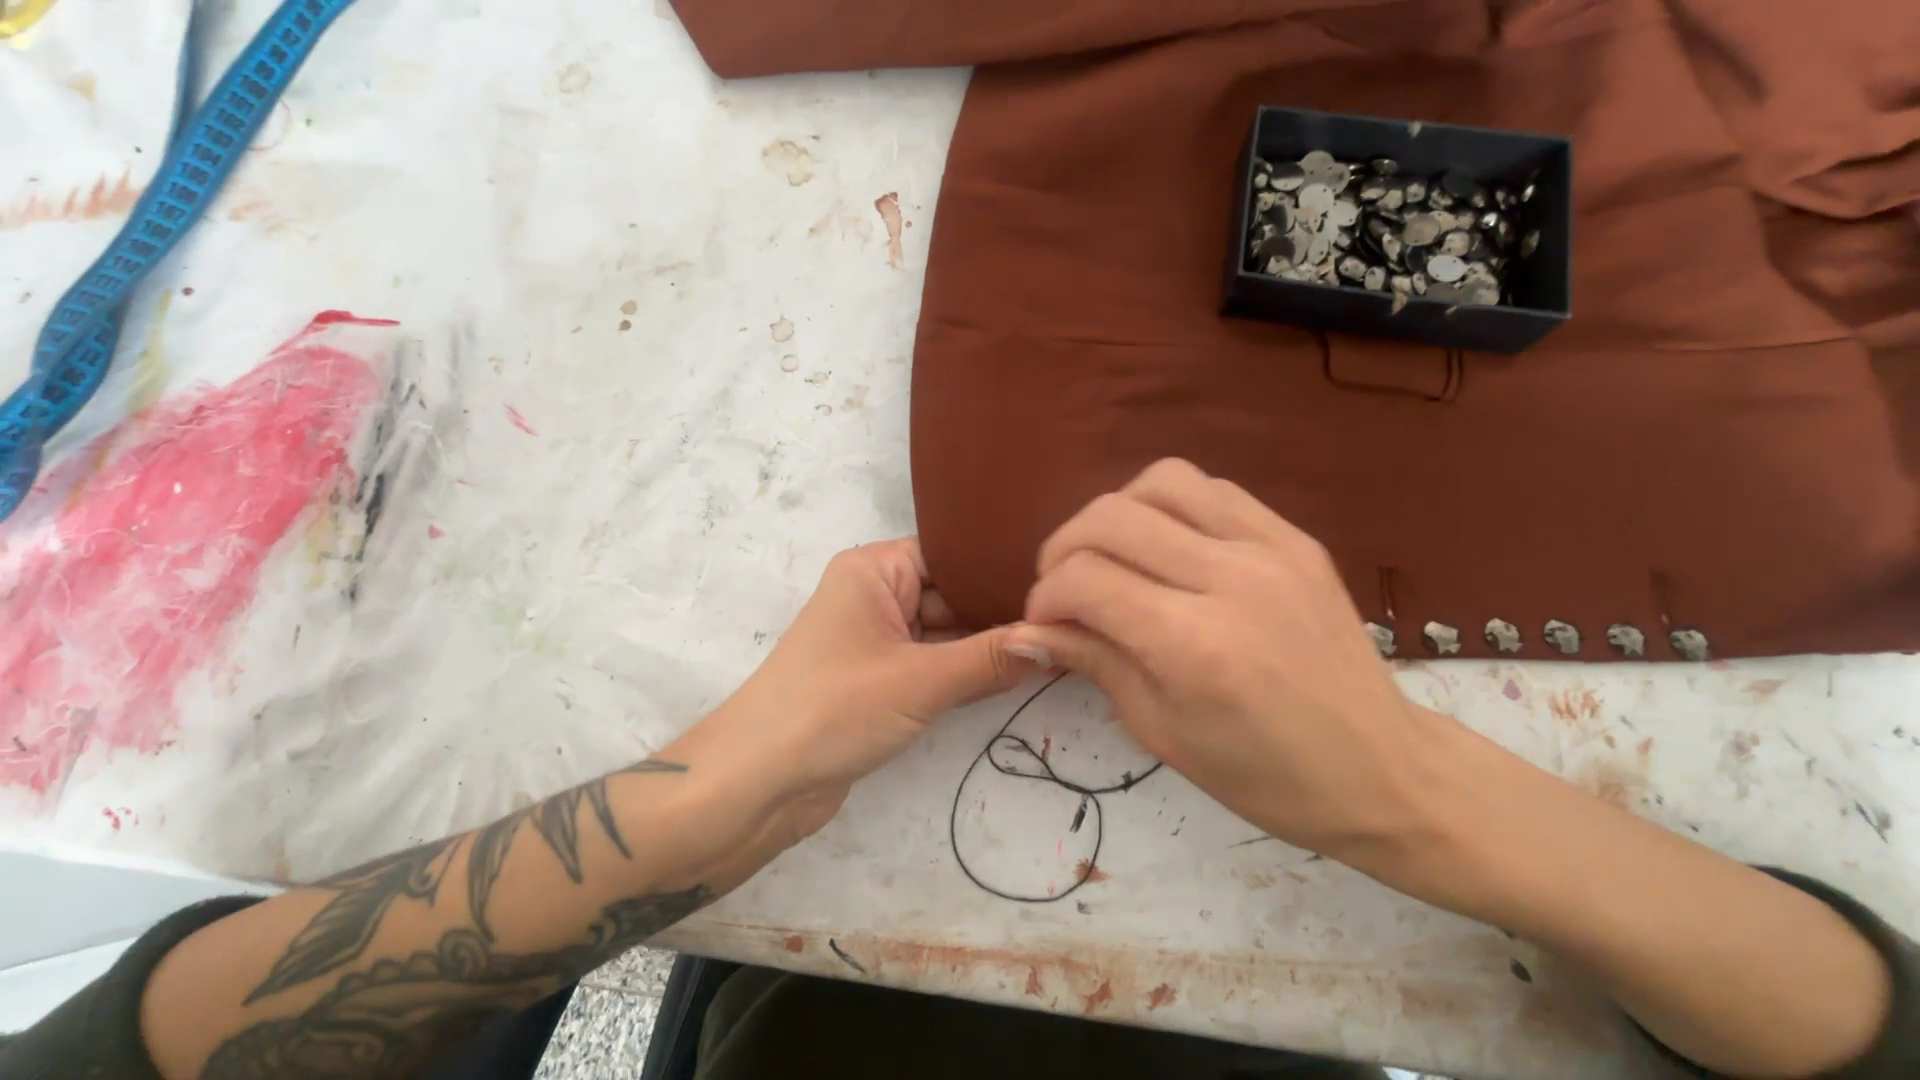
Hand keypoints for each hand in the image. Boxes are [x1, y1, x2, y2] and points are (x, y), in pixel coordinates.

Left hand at [670, 538, 1040, 828]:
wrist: (759, 783)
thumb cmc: (834, 708)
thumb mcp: (921, 680)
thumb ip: (992, 658)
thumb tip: (1061, 637)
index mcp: (874, 569)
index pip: (953, 553)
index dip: (1004, 566)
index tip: (1065, 575)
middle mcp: (876, 596)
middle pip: (954, 594)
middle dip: (1006, 610)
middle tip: (1076, 614)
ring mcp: (878, 642)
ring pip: (948, 634)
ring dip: (991, 646)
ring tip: (1064, 640)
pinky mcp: (881, 683)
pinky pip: (936, 667)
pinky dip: (970, 674)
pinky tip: (1023, 673)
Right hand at [1010, 459, 1451, 859]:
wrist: (1382, 769)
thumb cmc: (1265, 776)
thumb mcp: (1162, 732)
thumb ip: (1094, 662)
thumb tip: (1025, 631)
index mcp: (1193, 645)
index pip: (1084, 580)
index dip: (1045, 599)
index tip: (1044, 626)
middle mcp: (1230, 578)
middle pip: (1110, 518)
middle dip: (1063, 550)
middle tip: (1062, 589)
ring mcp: (1270, 548)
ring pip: (1161, 482)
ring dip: (1115, 513)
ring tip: (1111, 556)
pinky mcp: (1296, 538)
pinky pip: (1214, 490)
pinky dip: (1170, 506)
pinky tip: (1166, 546)